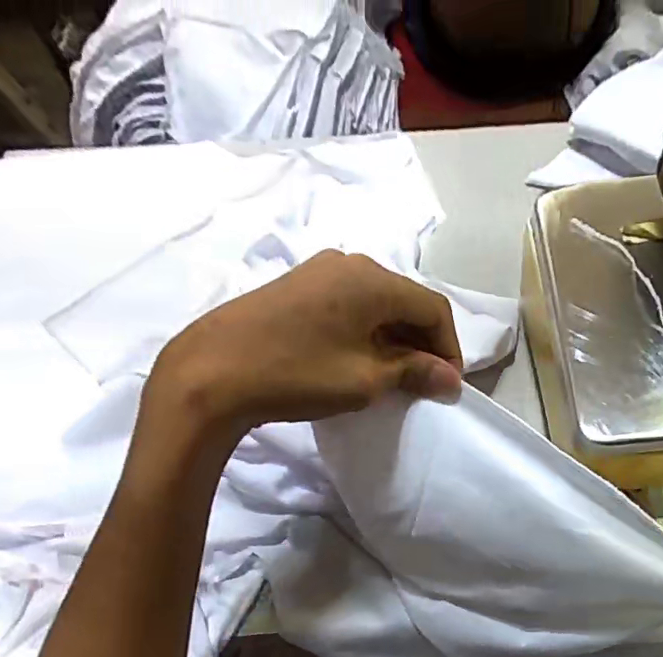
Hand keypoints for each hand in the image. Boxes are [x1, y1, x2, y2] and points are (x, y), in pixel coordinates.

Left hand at [148, 250, 464, 437]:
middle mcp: (350, 263)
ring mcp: (319, 271)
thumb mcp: (366, 379)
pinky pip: (349, 304)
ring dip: (394, 338)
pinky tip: (359, 360)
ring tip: (392, 377)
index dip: (449, 348)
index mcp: (374, 279)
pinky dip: (366, 331)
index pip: (433, 308)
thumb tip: (449, 378)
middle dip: (422, 343)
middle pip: (406, 301)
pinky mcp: (297, 286)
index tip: (447, 386)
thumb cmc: (299, 374)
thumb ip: (413, 372)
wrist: (213, 371)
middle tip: (423, 384)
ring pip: (377, 302)